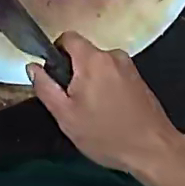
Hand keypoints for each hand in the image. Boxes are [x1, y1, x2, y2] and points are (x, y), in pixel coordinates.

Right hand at [28, 33, 183, 173]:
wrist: (152, 148)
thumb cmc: (105, 134)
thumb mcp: (66, 115)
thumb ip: (45, 87)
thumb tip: (32, 66)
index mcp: (93, 59)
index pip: (68, 37)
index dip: (56, 52)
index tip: (54, 76)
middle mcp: (113, 55)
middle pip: (84, 53)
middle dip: (73, 72)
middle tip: (72, 103)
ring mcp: (129, 66)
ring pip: (99, 66)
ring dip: (90, 82)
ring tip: (91, 112)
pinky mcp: (139, 79)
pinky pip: (113, 74)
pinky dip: (106, 87)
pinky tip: (108, 112)